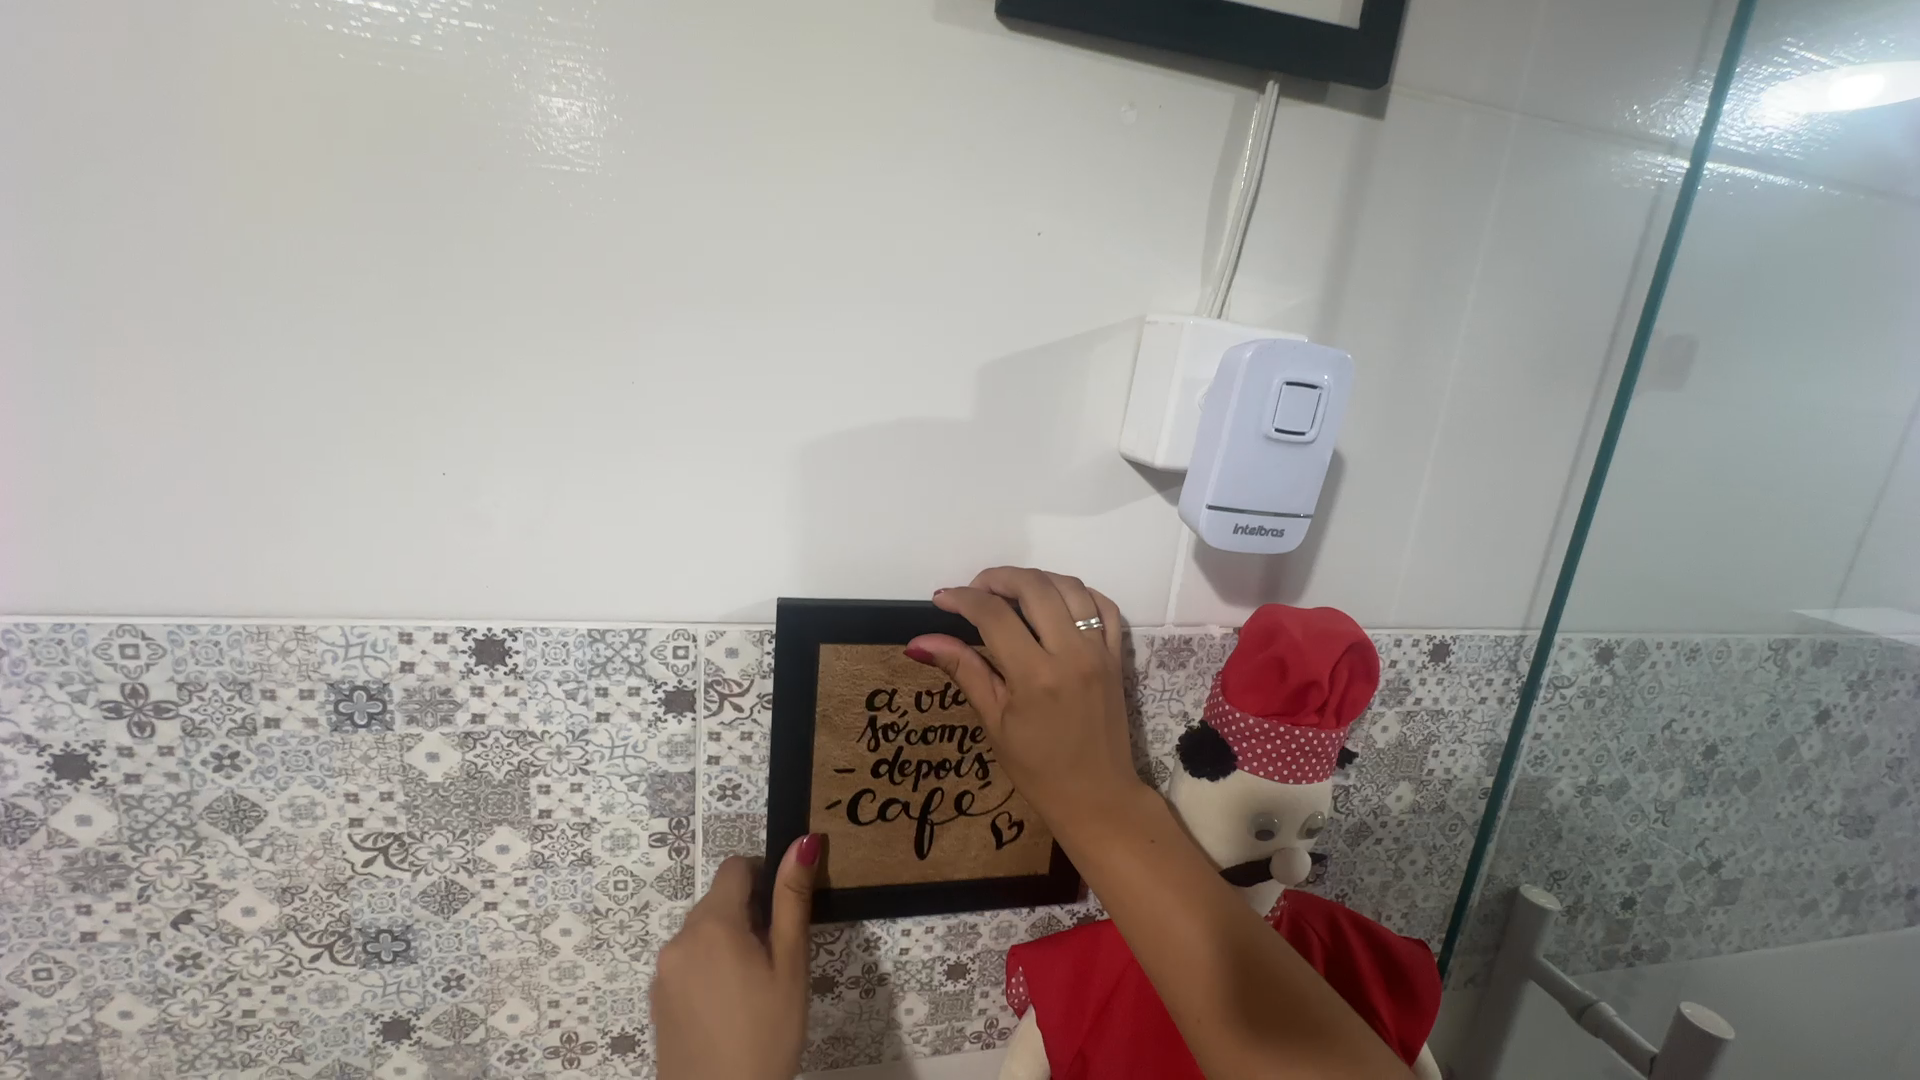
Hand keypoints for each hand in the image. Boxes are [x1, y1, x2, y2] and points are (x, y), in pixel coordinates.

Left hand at [650, 835, 819, 1079]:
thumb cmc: (766, 1035)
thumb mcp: (790, 965)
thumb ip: (792, 898)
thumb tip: (803, 841)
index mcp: (713, 923)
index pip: (736, 867)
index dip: (764, 879)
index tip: (782, 917)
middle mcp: (678, 939)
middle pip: (719, 900)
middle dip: (748, 914)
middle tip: (775, 960)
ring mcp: (663, 972)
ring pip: (703, 932)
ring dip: (728, 941)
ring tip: (754, 989)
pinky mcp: (657, 1000)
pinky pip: (687, 961)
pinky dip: (709, 968)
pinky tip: (729, 1009)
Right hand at [906, 566, 1145, 841]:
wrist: (1097, 797)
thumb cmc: (1038, 769)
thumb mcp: (994, 722)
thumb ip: (964, 670)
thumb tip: (919, 642)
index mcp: (1035, 676)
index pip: (994, 615)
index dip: (963, 599)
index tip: (943, 599)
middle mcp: (1071, 654)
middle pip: (1034, 587)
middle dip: (998, 578)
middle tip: (975, 590)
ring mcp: (1099, 651)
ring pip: (1070, 587)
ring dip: (1036, 579)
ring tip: (1010, 592)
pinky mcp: (1116, 656)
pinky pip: (1103, 606)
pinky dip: (1078, 593)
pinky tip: (1055, 602)